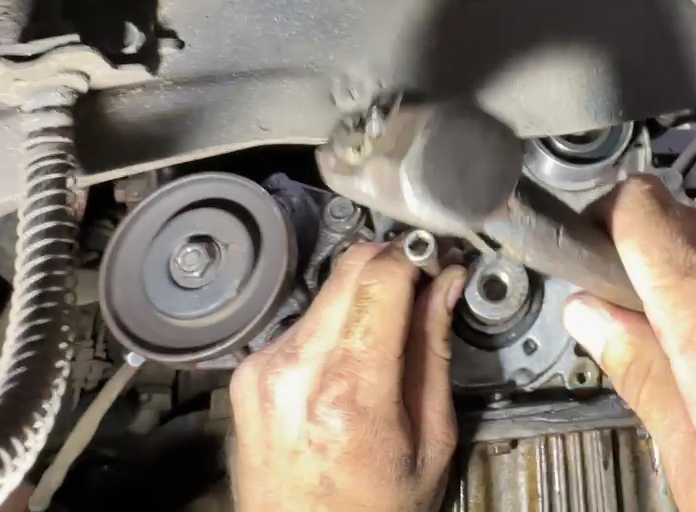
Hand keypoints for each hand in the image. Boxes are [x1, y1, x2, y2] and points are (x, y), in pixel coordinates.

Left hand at [230, 241, 468, 511]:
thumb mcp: (431, 441)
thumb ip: (435, 349)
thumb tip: (447, 281)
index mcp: (348, 394)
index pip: (382, 275)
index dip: (417, 253)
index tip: (439, 255)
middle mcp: (294, 373)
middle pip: (351, 267)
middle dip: (394, 263)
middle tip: (425, 279)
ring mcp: (262, 371)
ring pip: (328, 286)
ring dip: (365, 291)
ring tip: (392, 324)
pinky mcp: (248, 373)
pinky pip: (305, 316)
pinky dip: (337, 318)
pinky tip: (354, 350)